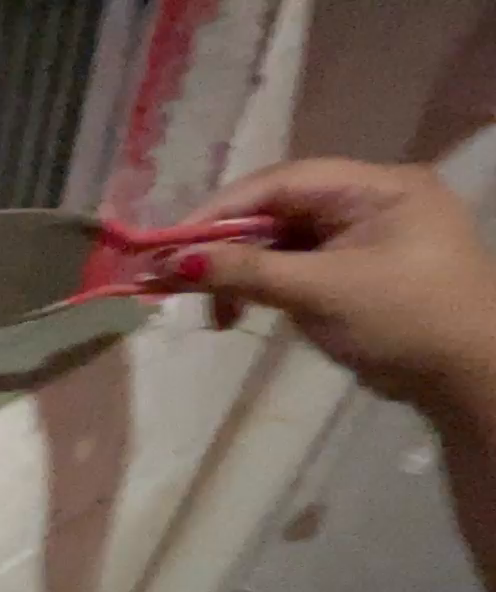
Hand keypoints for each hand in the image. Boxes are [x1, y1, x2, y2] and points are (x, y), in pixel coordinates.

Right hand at [165, 158, 495, 408]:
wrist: (461, 372)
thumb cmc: (402, 319)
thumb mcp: (317, 291)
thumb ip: (244, 271)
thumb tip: (169, 262)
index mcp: (377, 188)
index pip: (280, 183)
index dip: (218, 210)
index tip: (166, 244)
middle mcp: (364, 201)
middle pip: (269, 211)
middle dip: (216, 245)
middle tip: (167, 275)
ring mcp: (351, 235)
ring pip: (267, 241)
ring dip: (228, 273)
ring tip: (206, 308)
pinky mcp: (338, 267)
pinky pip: (277, 266)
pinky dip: (247, 288)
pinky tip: (232, 314)